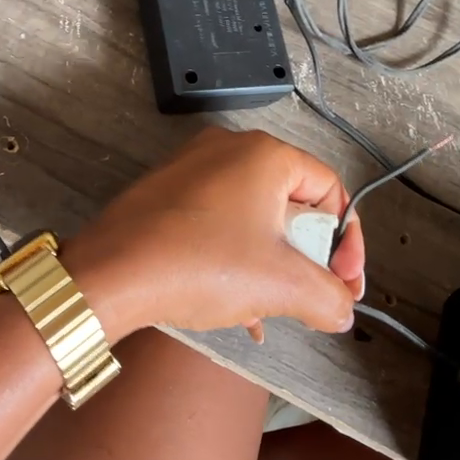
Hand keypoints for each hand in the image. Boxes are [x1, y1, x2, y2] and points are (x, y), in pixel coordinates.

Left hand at [62, 127, 364, 341]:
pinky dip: (236, 258)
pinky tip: (238, 309)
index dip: (347, 240)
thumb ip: (329, 297)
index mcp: (265, 154)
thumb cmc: (203, 264)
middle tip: (314, 297)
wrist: (112, 273)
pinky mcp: (166, 193)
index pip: (331, 188)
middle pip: (292, 203)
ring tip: (275, 311)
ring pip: (253, 218)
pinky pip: (218, 222)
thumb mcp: (282, 285)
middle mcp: (228, 149)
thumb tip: (342, 309)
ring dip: (273, 266)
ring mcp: (192, 168)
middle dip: (308, 257)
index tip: (345, 283)